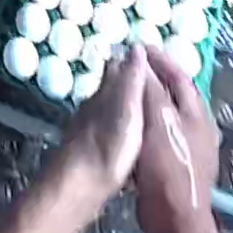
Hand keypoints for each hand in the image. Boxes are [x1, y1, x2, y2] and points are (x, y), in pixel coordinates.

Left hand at [0, 47, 149, 232]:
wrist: (78, 186)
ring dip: (126, 112)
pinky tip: (131, 146)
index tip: (151, 64)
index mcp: (105, 92)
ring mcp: (90, 126)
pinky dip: (121, 133)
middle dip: (131, 88)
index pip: (117, 66)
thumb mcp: (127, 110)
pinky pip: (110, 133)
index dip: (132, 63)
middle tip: (155, 95)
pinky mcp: (90, 149)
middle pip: (113, 88)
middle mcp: (95, 104)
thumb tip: (137, 46)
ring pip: (111, 111)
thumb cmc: (107, 146)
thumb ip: (131, 81)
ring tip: (149, 121)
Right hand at [134, 46, 221, 232]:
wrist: (175, 220)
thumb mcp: (158, 119)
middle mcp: (196, 126)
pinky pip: (156, 130)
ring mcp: (186, 146)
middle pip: (172, 92)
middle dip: (150, 76)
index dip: (158, 58)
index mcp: (197, 113)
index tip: (136, 45)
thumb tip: (139, 54)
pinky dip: (142, 119)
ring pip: (163, 112)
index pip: (178, 74)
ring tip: (121, 87)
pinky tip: (125, 119)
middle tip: (126, 64)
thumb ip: (150, 86)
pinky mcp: (173, 161)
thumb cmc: (168, 165)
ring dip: (144, 98)